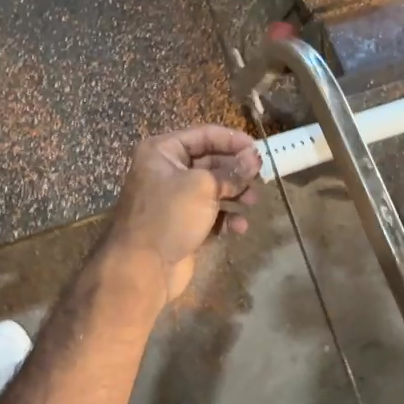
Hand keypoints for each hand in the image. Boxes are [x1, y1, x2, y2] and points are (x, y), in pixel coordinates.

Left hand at [102, 125, 261, 301]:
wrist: (143, 268)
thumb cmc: (170, 216)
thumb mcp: (203, 187)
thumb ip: (232, 171)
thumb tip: (256, 158)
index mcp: (162, 151)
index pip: (203, 135)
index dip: (232, 140)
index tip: (258, 149)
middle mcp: (165, 171)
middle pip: (210, 161)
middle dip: (236, 170)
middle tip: (260, 177)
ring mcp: (174, 199)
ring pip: (212, 188)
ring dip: (235, 194)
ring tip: (252, 202)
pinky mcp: (182, 224)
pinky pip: (209, 213)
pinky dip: (225, 217)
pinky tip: (239, 227)